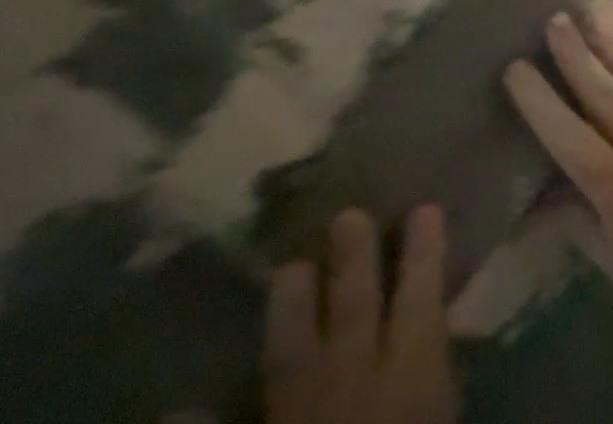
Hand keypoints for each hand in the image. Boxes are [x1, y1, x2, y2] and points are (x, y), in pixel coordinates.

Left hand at [264, 207, 456, 423]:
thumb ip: (430, 380)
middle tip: (347, 214)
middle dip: (354, 263)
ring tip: (288, 268)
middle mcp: (352, 382)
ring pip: (292, 352)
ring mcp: (298, 415)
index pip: (418, 301)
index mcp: (408, 373)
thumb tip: (433, 341)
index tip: (425, 208)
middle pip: (353, 311)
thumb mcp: (438, 415)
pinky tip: (174, 412)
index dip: (423, 254)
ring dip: (291, 310)